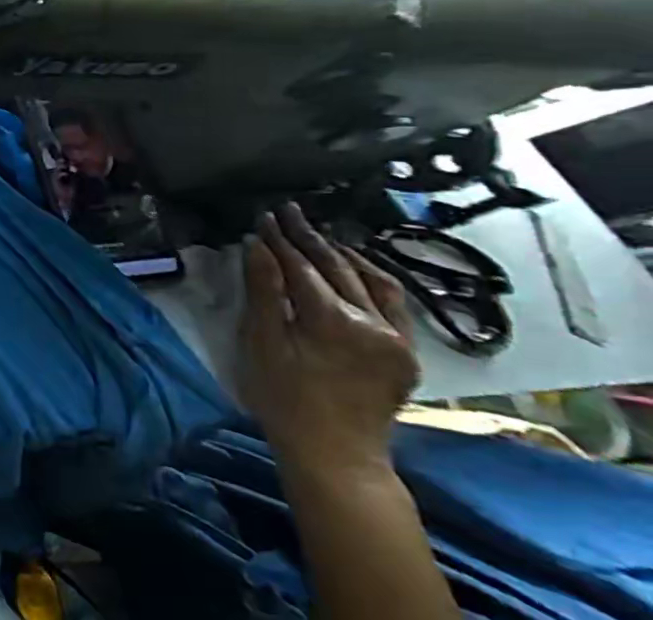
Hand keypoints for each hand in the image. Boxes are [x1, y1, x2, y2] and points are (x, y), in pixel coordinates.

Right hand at [237, 203, 418, 472]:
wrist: (334, 452)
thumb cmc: (283, 396)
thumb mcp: (262, 342)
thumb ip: (264, 291)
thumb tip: (259, 246)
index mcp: (333, 319)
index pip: (302, 267)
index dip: (280, 240)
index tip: (264, 216)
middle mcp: (374, 322)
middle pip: (338, 268)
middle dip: (310, 238)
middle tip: (289, 213)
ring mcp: (398, 339)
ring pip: (373, 282)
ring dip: (344, 255)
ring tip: (322, 236)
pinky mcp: (406, 354)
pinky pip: (393, 304)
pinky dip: (372, 280)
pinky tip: (357, 271)